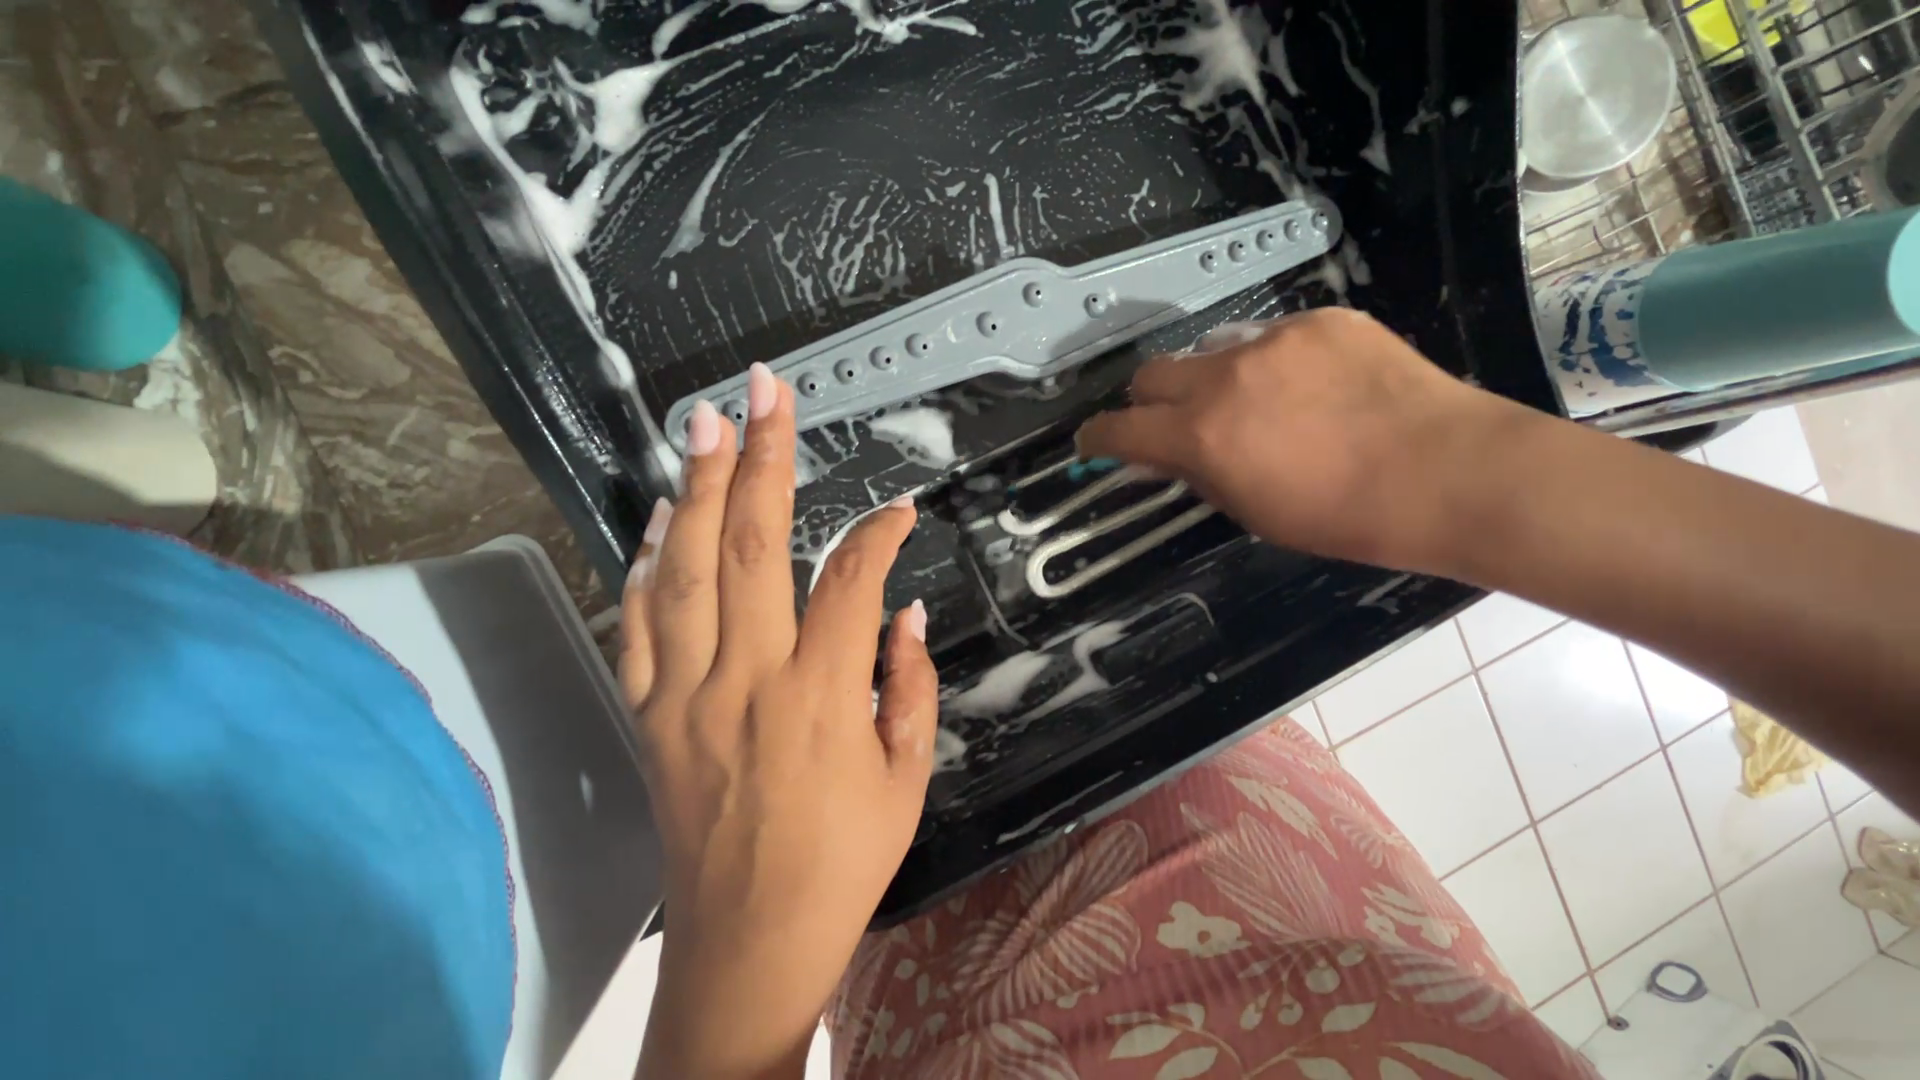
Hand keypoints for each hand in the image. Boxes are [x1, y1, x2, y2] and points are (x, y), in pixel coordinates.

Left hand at [619, 363, 937, 1078]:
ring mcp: (686, 695)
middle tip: (765, 392)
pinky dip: (644, 565)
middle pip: (753, 546)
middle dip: (763, 459)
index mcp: (823, 697)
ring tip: (705, 425)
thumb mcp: (907, 781)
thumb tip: (902, 612)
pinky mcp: (647, 716)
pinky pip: (636, 627)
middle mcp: (749, 680)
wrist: (749, 942)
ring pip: (685, 571)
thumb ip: (910, 688)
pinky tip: (657, 518)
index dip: (879, 533)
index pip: (852, 581)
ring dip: (695, 490)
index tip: (898, 510)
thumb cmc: (843, 863)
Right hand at [1075, 309, 1532, 573]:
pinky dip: (1270, 362)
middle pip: (1152, 373)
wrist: (1451, 474)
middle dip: (1148, 401)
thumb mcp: (1256, 512)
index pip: (1121, 429)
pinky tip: (1308, 387)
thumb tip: (1171, 457)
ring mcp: (1274, 340)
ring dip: (1208, 378)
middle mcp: (1224, 378)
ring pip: (1210, 350)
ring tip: (1248, 403)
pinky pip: (1272, 336)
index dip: (1098, 439)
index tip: (1093, 443)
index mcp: (1202, 436)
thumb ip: (1201, 475)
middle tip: (1171, 423)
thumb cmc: (1347, 518)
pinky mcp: (1321, 320)